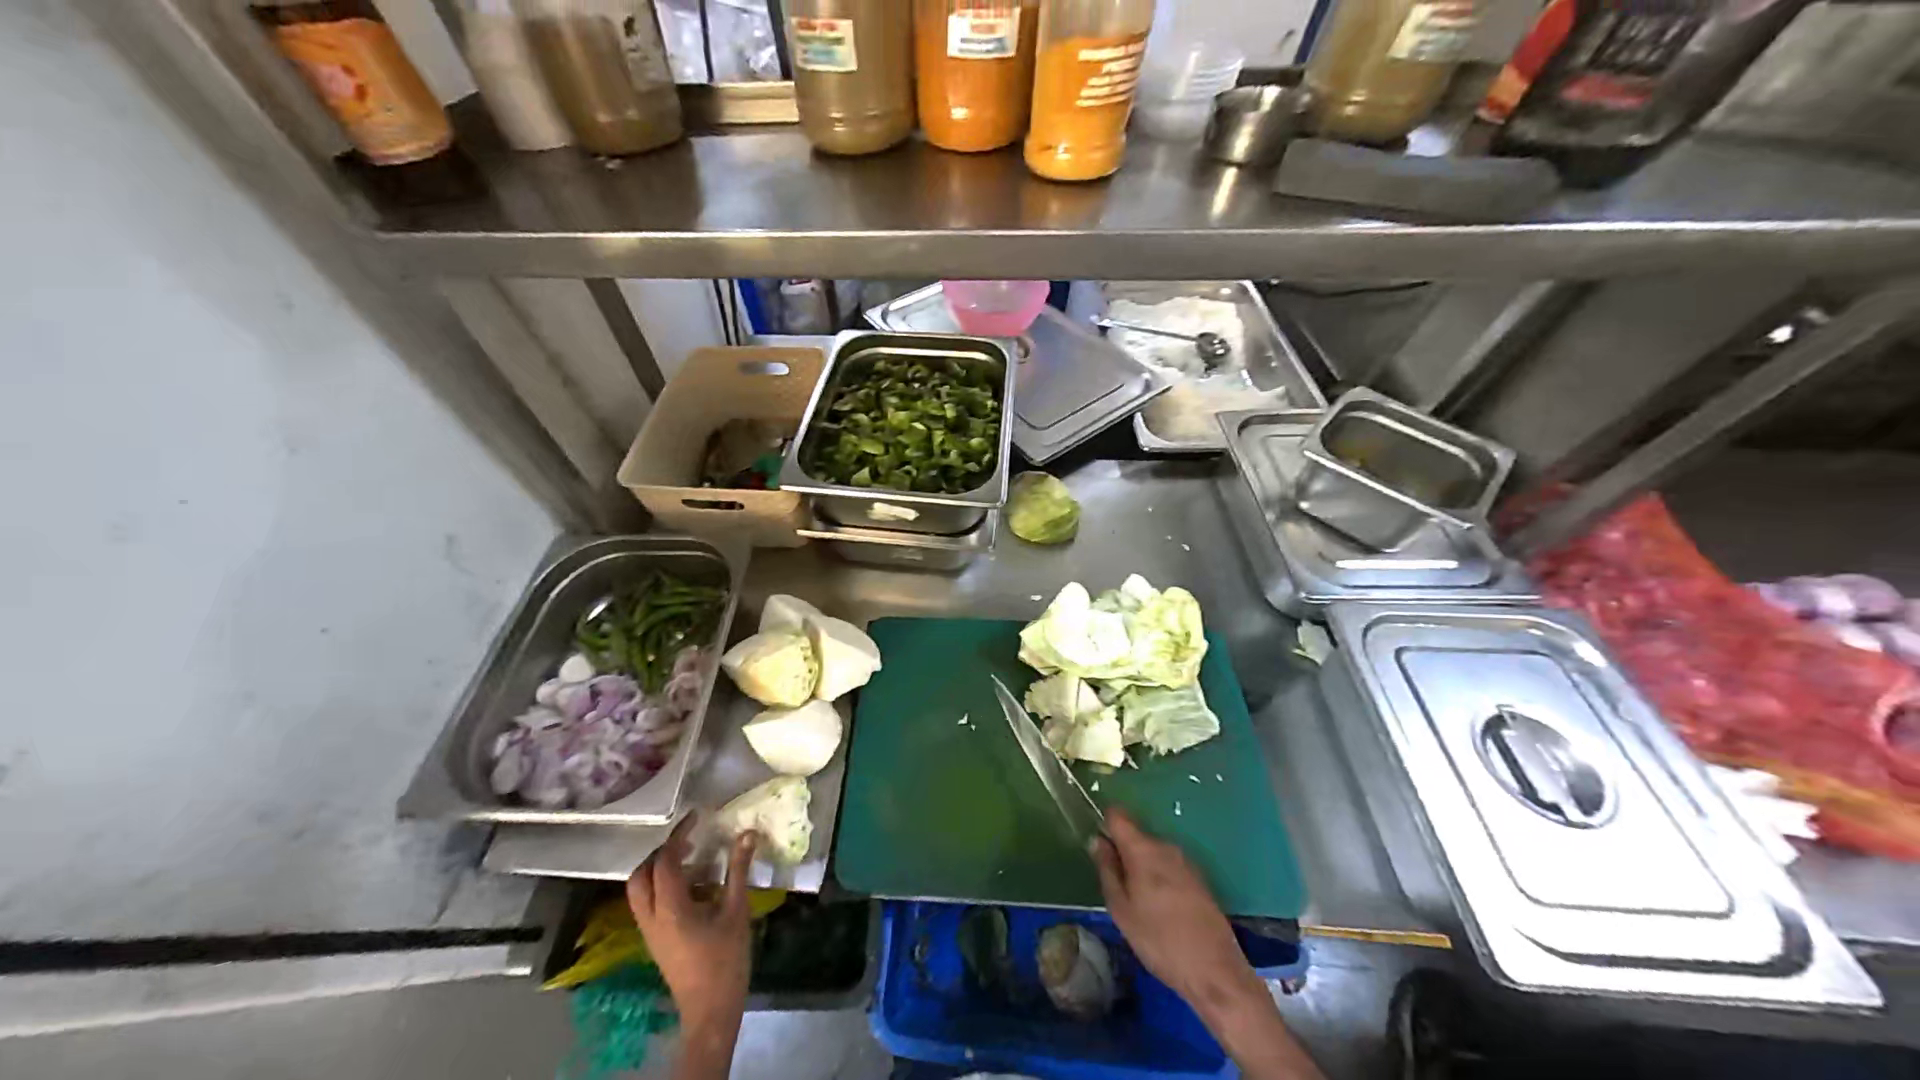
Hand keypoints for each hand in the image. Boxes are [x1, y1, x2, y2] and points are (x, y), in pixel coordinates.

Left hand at [626, 814, 756, 1027]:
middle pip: (640, 875)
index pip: (664, 861)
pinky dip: (664, 887)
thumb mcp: (737, 910)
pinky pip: (649, 904)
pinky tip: (694, 888)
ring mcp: (649, 932)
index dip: (678, 835)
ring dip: (660, 870)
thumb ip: (738, 871)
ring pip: (640, 891)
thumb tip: (747, 834)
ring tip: (693, 862)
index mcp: (670, 908)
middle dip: (661, 853)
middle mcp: (651, 917)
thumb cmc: (726, 959)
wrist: (710, 1009)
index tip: (696, 818)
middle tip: (688, 842)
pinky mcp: (655, 941)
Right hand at [1090, 807, 1262, 1014]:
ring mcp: (1186, 861)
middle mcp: (1166, 846)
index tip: (1102, 852)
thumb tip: (1098, 840)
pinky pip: (1169, 867)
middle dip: (1123, 854)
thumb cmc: (1159, 940)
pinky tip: (1162, 910)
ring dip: (1142, 868)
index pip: (1118, 816)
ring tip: (1140, 905)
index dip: (1105, 827)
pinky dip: (1160, 879)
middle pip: (1136, 836)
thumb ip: (1107, 870)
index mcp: (1143, 849)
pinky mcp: (1199, 878)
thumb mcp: (1121, 909)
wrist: (1214, 971)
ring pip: (1153, 852)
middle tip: (1119, 890)